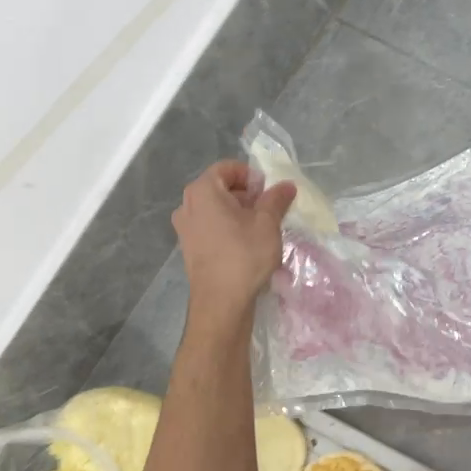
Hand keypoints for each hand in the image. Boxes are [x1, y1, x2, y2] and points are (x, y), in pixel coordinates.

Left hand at [173, 161, 296, 322]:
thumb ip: (276, 199)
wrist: (221, 302)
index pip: (227, 168)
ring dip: (238, 213)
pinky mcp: (189, 247)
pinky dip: (227, 228)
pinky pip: (210, 227)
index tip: (270, 192)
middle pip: (220, 188)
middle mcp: (187, 204)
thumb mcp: (268, 224)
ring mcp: (185, 227)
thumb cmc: (244, 256)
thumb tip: (286, 185)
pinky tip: (245, 245)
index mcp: (203, 190)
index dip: (251, 175)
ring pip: (215, 209)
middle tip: (269, 210)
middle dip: (246, 195)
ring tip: (260, 229)